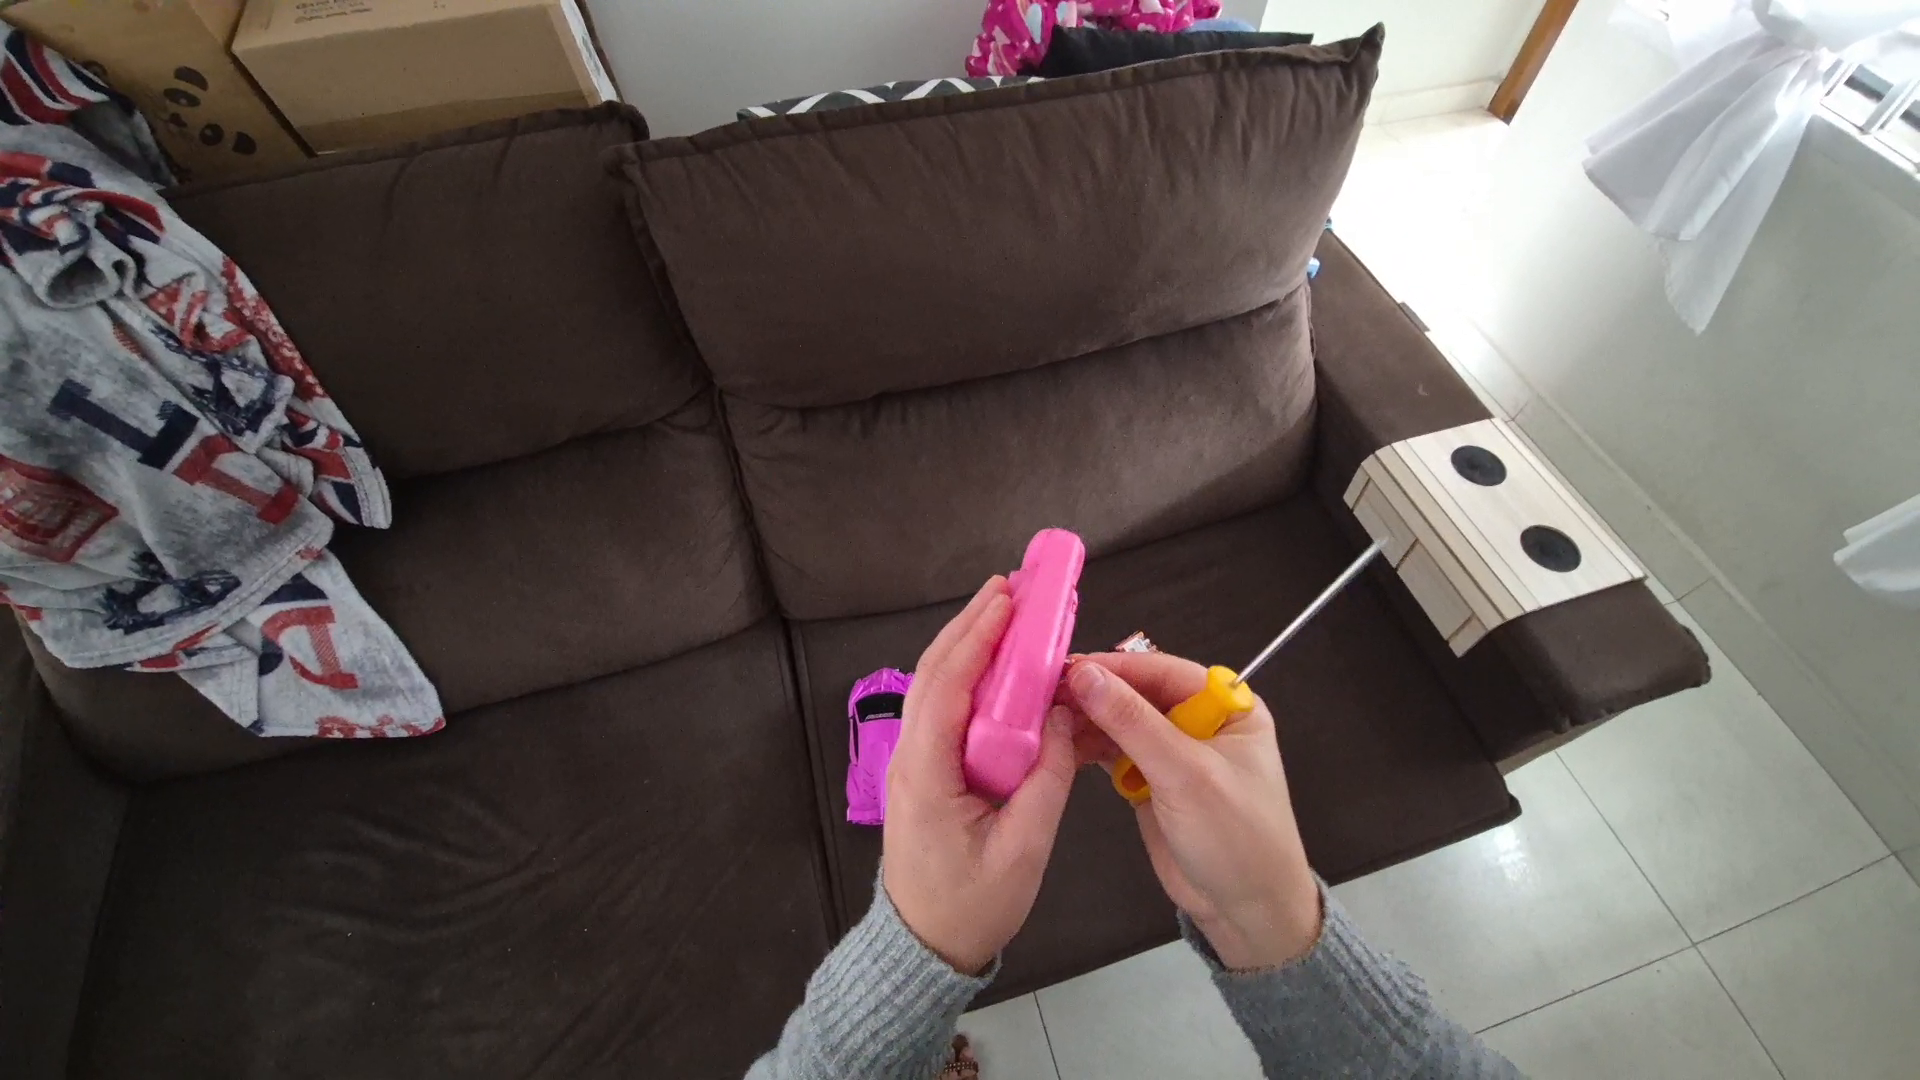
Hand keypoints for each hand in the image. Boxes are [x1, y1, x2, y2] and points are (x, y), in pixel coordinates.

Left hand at [882, 577, 1077, 974]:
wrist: (923, 946)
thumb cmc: (972, 904)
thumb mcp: (1023, 849)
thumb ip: (1048, 779)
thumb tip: (1067, 714)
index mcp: (927, 770)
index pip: (948, 686)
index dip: (977, 637)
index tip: (1006, 598)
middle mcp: (911, 753)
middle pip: (935, 672)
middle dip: (971, 624)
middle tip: (1009, 586)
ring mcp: (912, 758)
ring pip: (935, 684)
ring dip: (967, 641)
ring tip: (1003, 608)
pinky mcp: (924, 765)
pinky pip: (943, 706)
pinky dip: (967, 672)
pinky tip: (993, 661)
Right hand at [1064, 653, 1321, 969]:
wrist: (1246, 915)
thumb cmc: (1234, 838)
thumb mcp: (1184, 774)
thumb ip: (1132, 721)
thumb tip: (1084, 674)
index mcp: (1226, 706)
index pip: (1163, 671)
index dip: (1115, 668)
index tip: (1068, 668)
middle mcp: (1199, 719)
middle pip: (1138, 691)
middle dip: (1095, 693)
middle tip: (1047, 693)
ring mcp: (1173, 749)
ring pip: (1121, 719)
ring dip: (1087, 719)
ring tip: (1047, 718)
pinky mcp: (1151, 777)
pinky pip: (1113, 749)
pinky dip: (1088, 745)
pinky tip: (1061, 742)